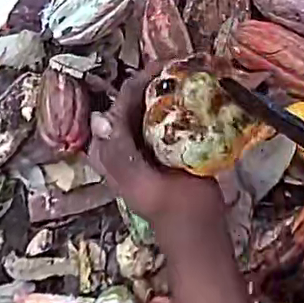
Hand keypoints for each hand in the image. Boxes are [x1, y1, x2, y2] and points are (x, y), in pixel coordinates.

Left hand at [89, 73, 226, 246]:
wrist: (203, 237)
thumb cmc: (179, 212)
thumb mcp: (146, 185)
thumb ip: (122, 155)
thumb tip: (100, 118)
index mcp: (114, 155)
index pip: (120, 105)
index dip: (139, 81)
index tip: (167, 65)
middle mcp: (124, 147)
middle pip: (132, 102)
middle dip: (152, 81)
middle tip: (181, 66)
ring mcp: (145, 148)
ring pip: (147, 108)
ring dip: (163, 90)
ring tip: (186, 74)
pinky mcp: (163, 150)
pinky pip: (162, 119)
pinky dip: (173, 104)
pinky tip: (192, 96)